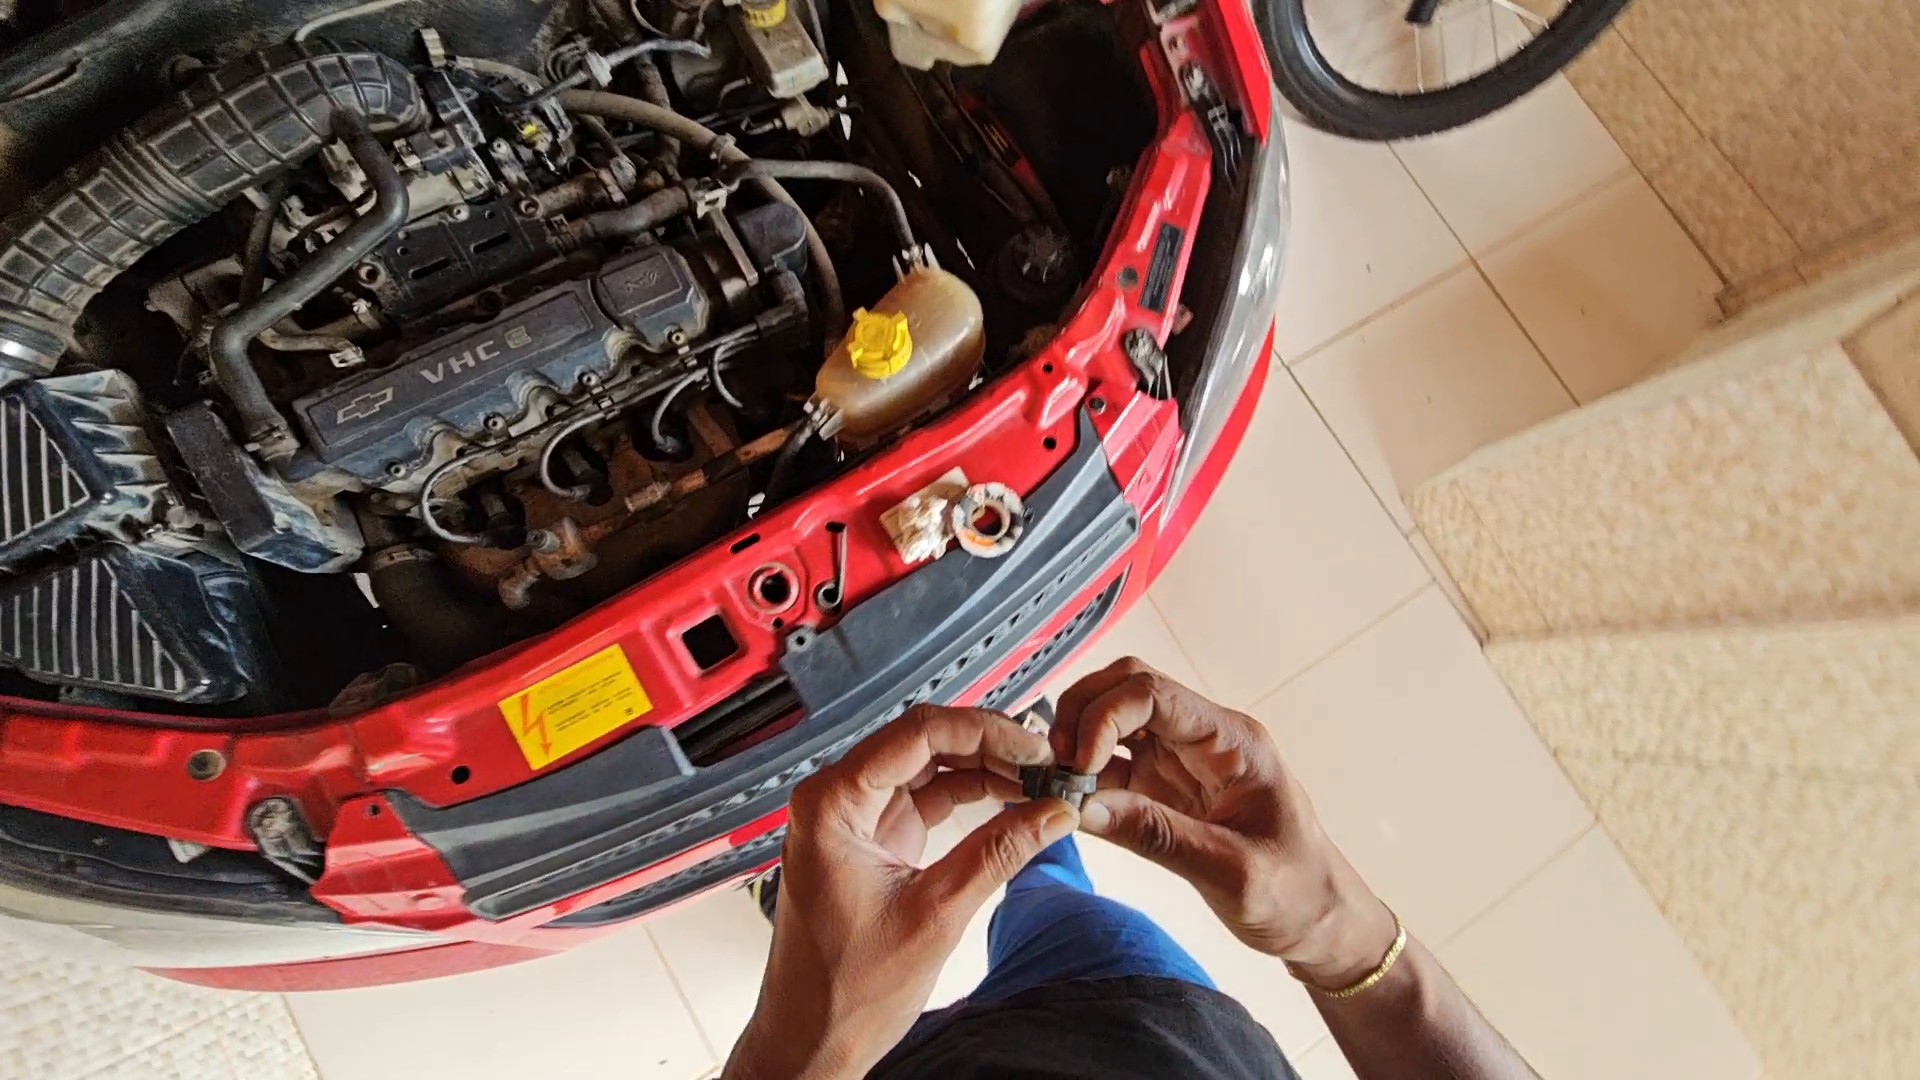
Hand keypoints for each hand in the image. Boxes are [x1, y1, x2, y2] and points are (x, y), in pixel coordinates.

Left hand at [725, 706, 1078, 1079]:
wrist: (812, 1039)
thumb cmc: (844, 990)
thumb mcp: (935, 916)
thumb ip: (998, 854)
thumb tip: (1052, 812)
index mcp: (833, 803)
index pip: (917, 733)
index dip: (984, 731)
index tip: (1032, 744)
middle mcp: (839, 794)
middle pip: (925, 740)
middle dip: (989, 745)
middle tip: (1044, 760)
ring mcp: (858, 810)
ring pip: (930, 762)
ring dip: (985, 766)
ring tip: (1037, 778)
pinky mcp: (877, 829)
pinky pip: (929, 791)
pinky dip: (971, 791)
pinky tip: (1010, 796)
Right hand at [1054, 659, 1396, 988]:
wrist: (1320, 921)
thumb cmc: (1298, 893)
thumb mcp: (1234, 874)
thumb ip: (1159, 836)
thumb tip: (1083, 809)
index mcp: (1231, 740)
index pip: (1152, 692)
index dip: (1105, 716)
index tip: (1080, 762)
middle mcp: (1201, 736)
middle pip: (1126, 686)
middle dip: (1081, 712)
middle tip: (1055, 761)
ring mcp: (1179, 757)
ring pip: (1113, 715)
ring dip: (1077, 737)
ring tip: (1056, 779)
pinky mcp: (1161, 783)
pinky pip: (1112, 760)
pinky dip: (1084, 772)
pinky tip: (1069, 797)